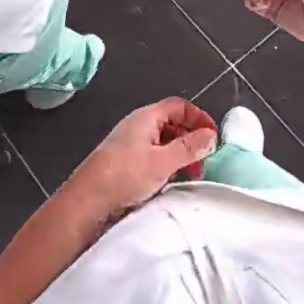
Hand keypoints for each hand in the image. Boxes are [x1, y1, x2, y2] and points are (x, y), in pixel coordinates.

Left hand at [59, 98, 217, 218]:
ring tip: (191, 174)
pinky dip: (169, 163)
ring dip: (181, 154)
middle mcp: (138, 125)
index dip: (199, 117)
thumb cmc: (125, 175)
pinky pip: (155, 154)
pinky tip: (173, 179)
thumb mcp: (163, 161)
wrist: (89, 198)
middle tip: (204, 162)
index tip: (214, 138)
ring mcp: (131, 142)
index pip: (179, 106)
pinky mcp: (127, 160)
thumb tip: (211, 135)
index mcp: (146, 118)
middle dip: (192, 139)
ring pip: (165, 141)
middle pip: (173, 123)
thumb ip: (189, 147)